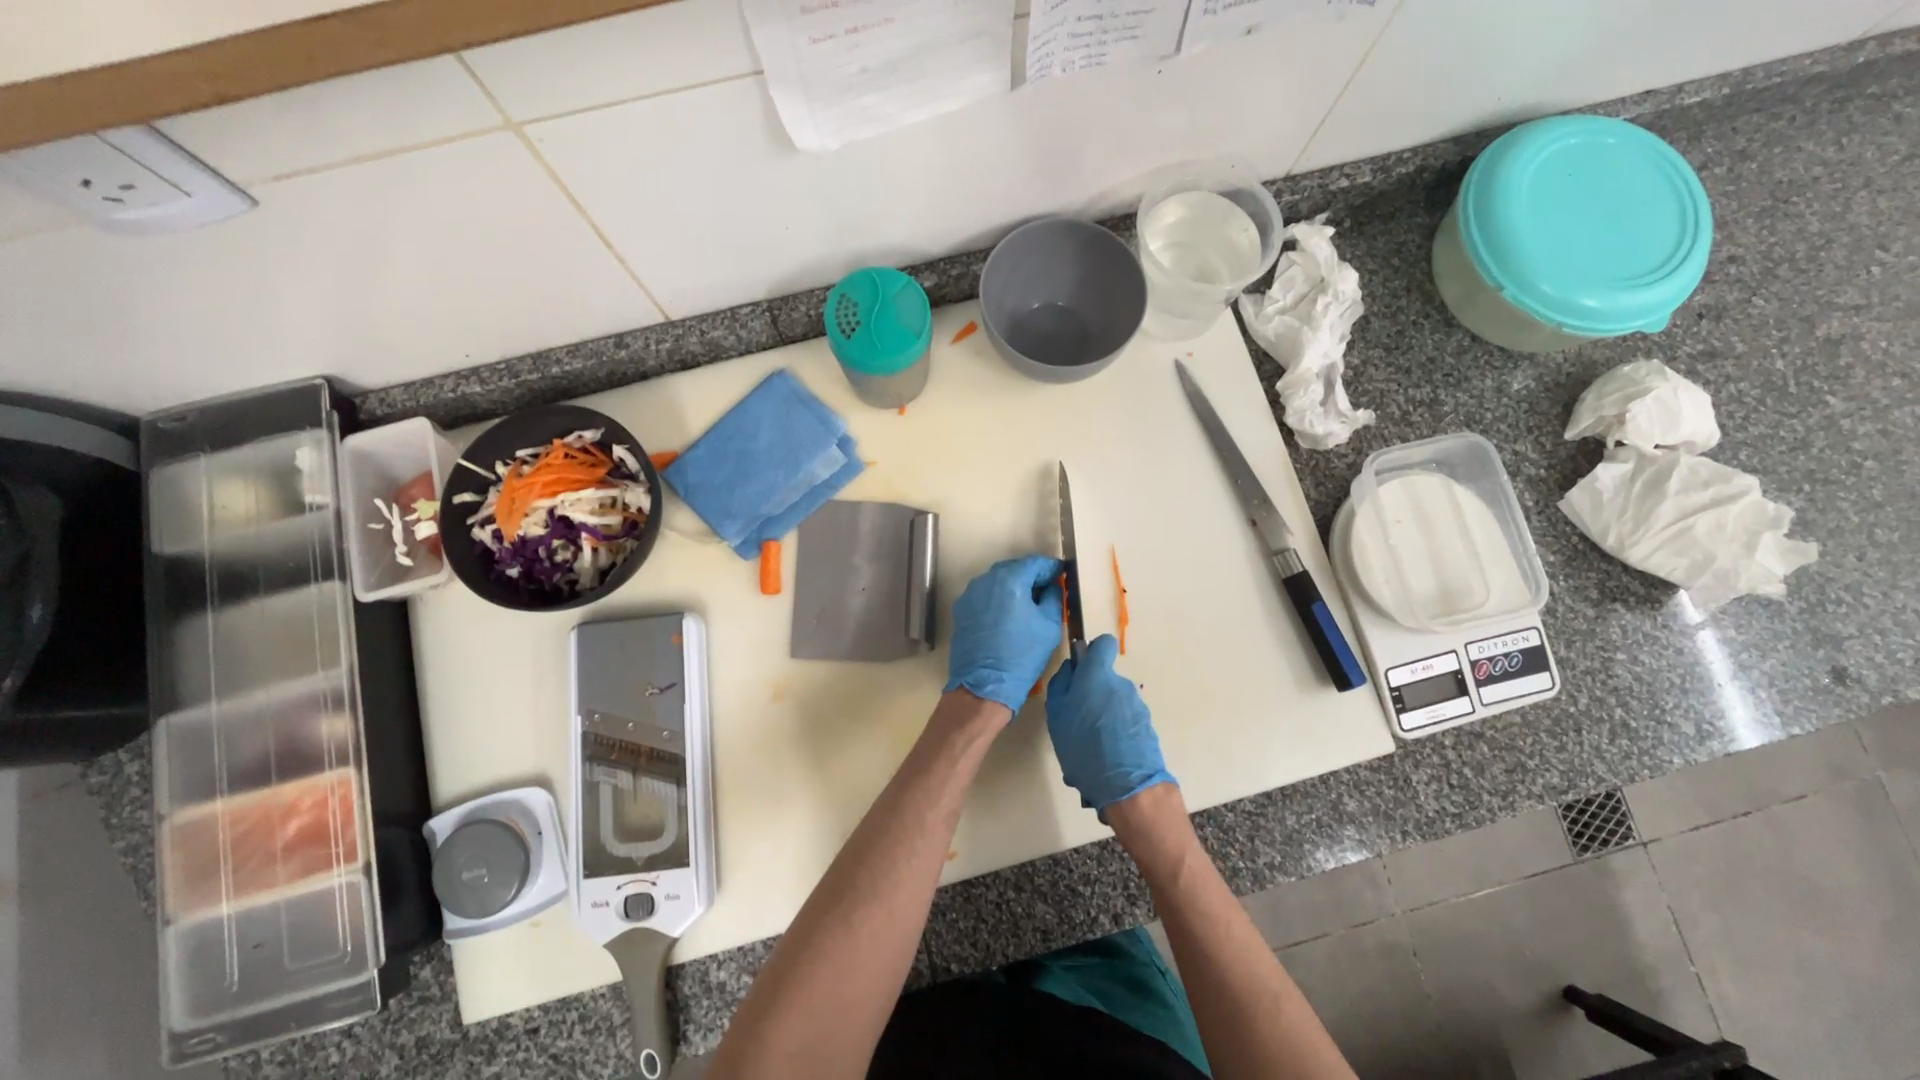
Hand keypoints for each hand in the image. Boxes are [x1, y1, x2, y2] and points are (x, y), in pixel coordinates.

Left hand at [945, 555, 1064, 713]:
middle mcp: (985, 580)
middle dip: (1031, 577)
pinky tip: (1007, 617)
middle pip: (1013, 569)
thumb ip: (1053, 597)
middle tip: (1046, 590)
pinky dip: (997, 600)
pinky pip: (984, 597)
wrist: (985, 685)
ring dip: (1013, 588)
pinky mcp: (961, 611)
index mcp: (1010, 579)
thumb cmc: (1023, 654)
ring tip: (1027, 605)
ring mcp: (970, 595)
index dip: (1051, 568)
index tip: (1061, 575)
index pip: (1035, 563)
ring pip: (996, 582)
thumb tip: (1052, 586)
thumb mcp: (1050, 625)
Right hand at [1044, 634, 1174, 811]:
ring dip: (1102, 717)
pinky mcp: (1146, 727)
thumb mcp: (1056, 716)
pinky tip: (1105, 758)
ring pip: (1113, 702)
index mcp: (1097, 677)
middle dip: (1091, 695)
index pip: (1103, 644)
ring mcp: (1136, 707)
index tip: (1080, 671)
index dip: (1092, 653)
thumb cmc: (1083, 747)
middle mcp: (1120, 685)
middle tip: (1076, 721)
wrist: (1128, 787)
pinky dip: (1114, 733)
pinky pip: (1124, 722)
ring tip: (1090, 746)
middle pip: (1104, 680)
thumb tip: (1071, 668)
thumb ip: (1061, 685)